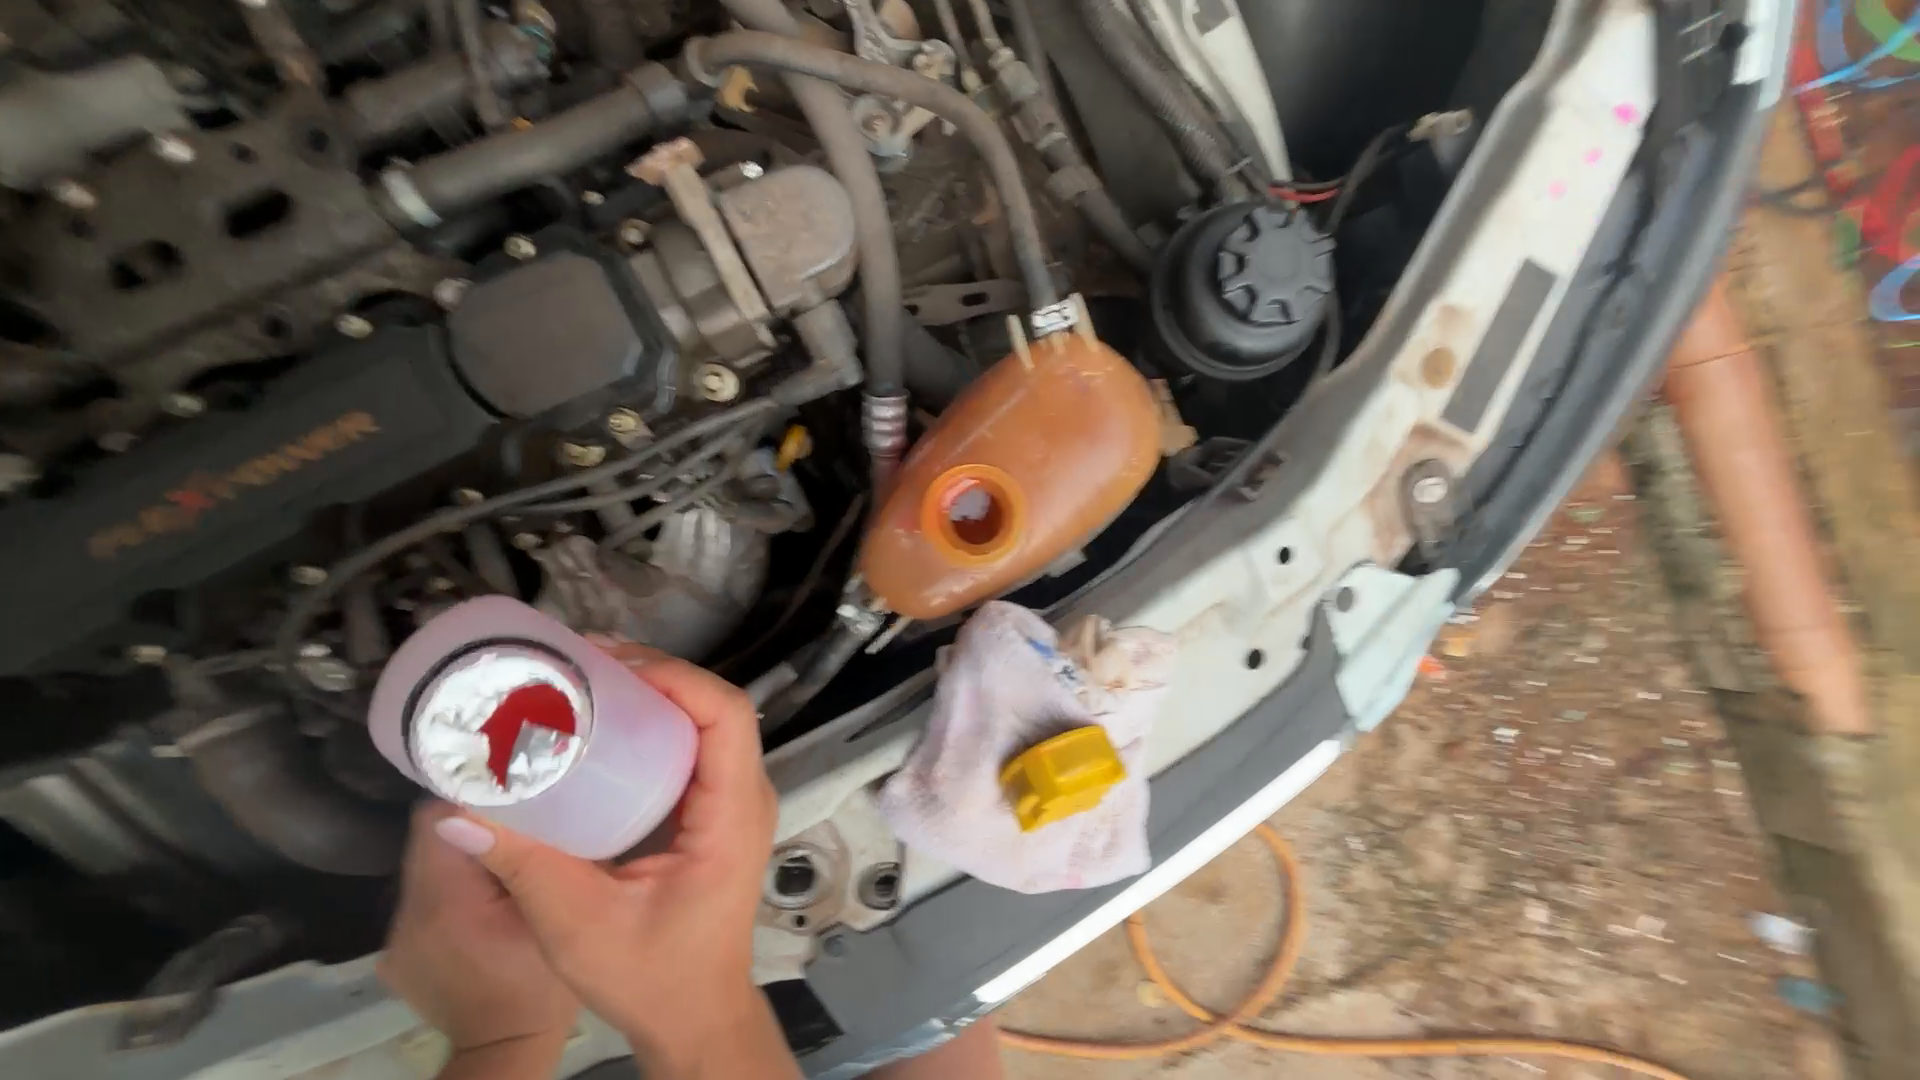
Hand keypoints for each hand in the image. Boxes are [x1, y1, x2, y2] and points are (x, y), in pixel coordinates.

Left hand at [379, 802, 578, 1072]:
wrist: (505, 1052)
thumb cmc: (540, 982)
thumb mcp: (550, 913)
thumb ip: (534, 857)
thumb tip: (535, 801)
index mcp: (444, 899)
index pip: (436, 816)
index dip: (473, 794)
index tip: (509, 785)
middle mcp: (404, 914)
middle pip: (430, 839)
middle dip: (474, 823)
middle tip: (521, 820)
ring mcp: (394, 937)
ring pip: (429, 865)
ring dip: (465, 856)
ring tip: (508, 860)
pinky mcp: (397, 953)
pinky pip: (425, 897)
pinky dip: (455, 888)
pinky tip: (488, 901)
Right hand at [428, 644, 794, 1078]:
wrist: (697, 1013)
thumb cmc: (655, 978)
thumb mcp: (581, 927)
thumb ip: (524, 868)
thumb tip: (457, 810)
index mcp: (733, 813)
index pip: (727, 715)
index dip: (676, 677)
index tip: (612, 665)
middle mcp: (746, 794)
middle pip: (715, 707)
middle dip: (655, 674)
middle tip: (585, 662)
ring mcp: (735, 800)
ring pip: (706, 721)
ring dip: (654, 693)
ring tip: (590, 679)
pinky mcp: (716, 810)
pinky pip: (694, 747)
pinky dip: (655, 724)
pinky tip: (606, 723)